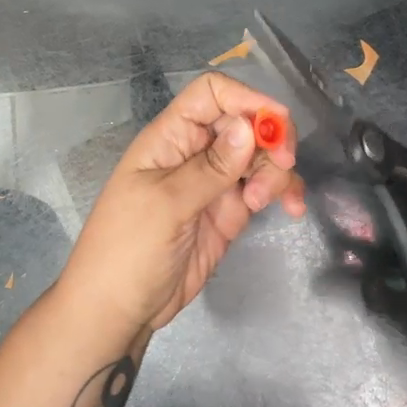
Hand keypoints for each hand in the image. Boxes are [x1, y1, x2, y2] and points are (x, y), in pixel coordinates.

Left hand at [58, 73, 305, 332]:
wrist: (115, 311)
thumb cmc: (127, 250)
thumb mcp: (167, 206)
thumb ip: (210, 169)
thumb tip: (249, 126)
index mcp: (169, 137)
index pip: (210, 95)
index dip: (245, 98)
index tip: (277, 121)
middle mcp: (193, 152)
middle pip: (243, 122)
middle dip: (270, 136)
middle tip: (284, 164)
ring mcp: (212, 183)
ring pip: (258, 156)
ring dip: (276, 170)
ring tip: (268, 202)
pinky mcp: (227, 213)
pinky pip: (262, 190)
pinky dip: (281, 192)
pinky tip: (291, 209)